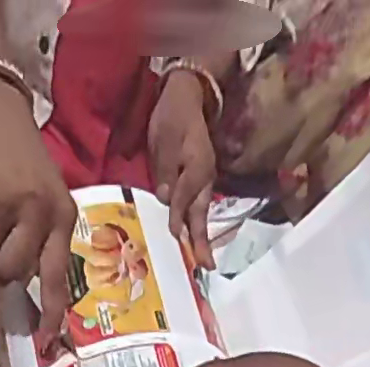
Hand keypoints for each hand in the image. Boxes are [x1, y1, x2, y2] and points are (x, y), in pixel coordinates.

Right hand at [0, 73, 77, 337]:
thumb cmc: (13, 153)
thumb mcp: (39, 196)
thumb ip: (35, 237)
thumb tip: (15, 283)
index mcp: (61, 217)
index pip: (57, 276)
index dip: (50, 313)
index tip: (45, 343)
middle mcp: (41, 213)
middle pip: (9, 271)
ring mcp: (9, 203)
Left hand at [149, 71, 216, 269]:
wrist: (187, 98)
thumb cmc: (172, 117)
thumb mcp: (164, 139)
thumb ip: (166, 169)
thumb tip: (167, 198)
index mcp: (197, 166)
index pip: (185, 196)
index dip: (178, 215)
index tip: (174, 234)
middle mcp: (205, 178)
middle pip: (201, 213)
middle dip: (202, 241)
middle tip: (205, 265)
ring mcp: (204, 181)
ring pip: (201, 214)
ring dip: (201, 239)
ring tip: (203, 262)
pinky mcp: (199, 183)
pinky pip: (197, 208)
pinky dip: (195, 226)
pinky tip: (191, 242)